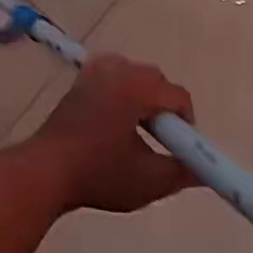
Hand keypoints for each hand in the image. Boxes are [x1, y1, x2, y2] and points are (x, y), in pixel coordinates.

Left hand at [28, 53, 197, 213]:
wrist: (48, 168)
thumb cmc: (99, 173)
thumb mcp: (150, 180)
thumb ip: (183, 171)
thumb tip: (204, 170)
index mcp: (134, 89)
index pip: (176, 94)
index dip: (186, 122)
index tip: (181, 149)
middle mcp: (113, 71)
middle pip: (154, 78)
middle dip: (165, 105)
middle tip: (163, 140)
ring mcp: (92, 74)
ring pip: (131, 72)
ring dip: (143, 94)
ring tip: (140, 129)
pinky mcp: (78, 82)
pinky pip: (110, 73)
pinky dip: (121, 88)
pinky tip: (116, 118)